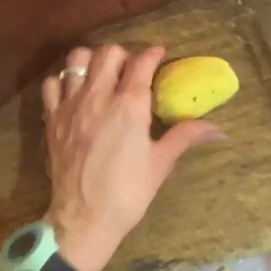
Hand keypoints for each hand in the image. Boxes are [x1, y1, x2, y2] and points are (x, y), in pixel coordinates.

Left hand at [42, 44, 221, 270]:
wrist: (84, 217)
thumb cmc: (128, 193)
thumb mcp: (160, 163)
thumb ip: (185, 136)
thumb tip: (217, 129)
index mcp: (130, 105)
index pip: (142, 63)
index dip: (153, 54)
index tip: (159, 54)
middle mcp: (99, 96)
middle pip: (108, 53)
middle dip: (123, 55)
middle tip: (130, 69)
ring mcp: (71, 105)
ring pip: (77, 60)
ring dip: (91, 60)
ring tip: (100, 74)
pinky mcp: (52, 119)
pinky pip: (52, 84)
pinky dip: (63, 81)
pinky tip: (73, 92)